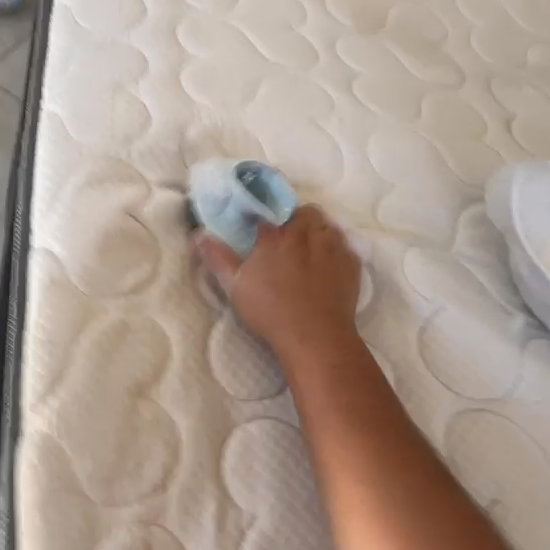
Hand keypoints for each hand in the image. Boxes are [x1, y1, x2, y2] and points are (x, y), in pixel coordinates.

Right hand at [193, 204, 361, 362]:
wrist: (315, 336)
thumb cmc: (270, 311)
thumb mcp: (235, 286)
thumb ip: (217, 257)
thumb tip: (198, 234)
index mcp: (275, 235)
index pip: (269, 213)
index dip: (265, 220)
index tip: (261, 231)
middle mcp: (305, 233)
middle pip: (303, 212)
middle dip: (295, 220)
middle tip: (287, 241)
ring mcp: (332, 246)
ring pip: (326, 224)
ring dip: (317, 231)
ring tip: (309, 250)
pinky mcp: (351, 262)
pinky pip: (344, 245)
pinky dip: (336, 250)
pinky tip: (328, 267)